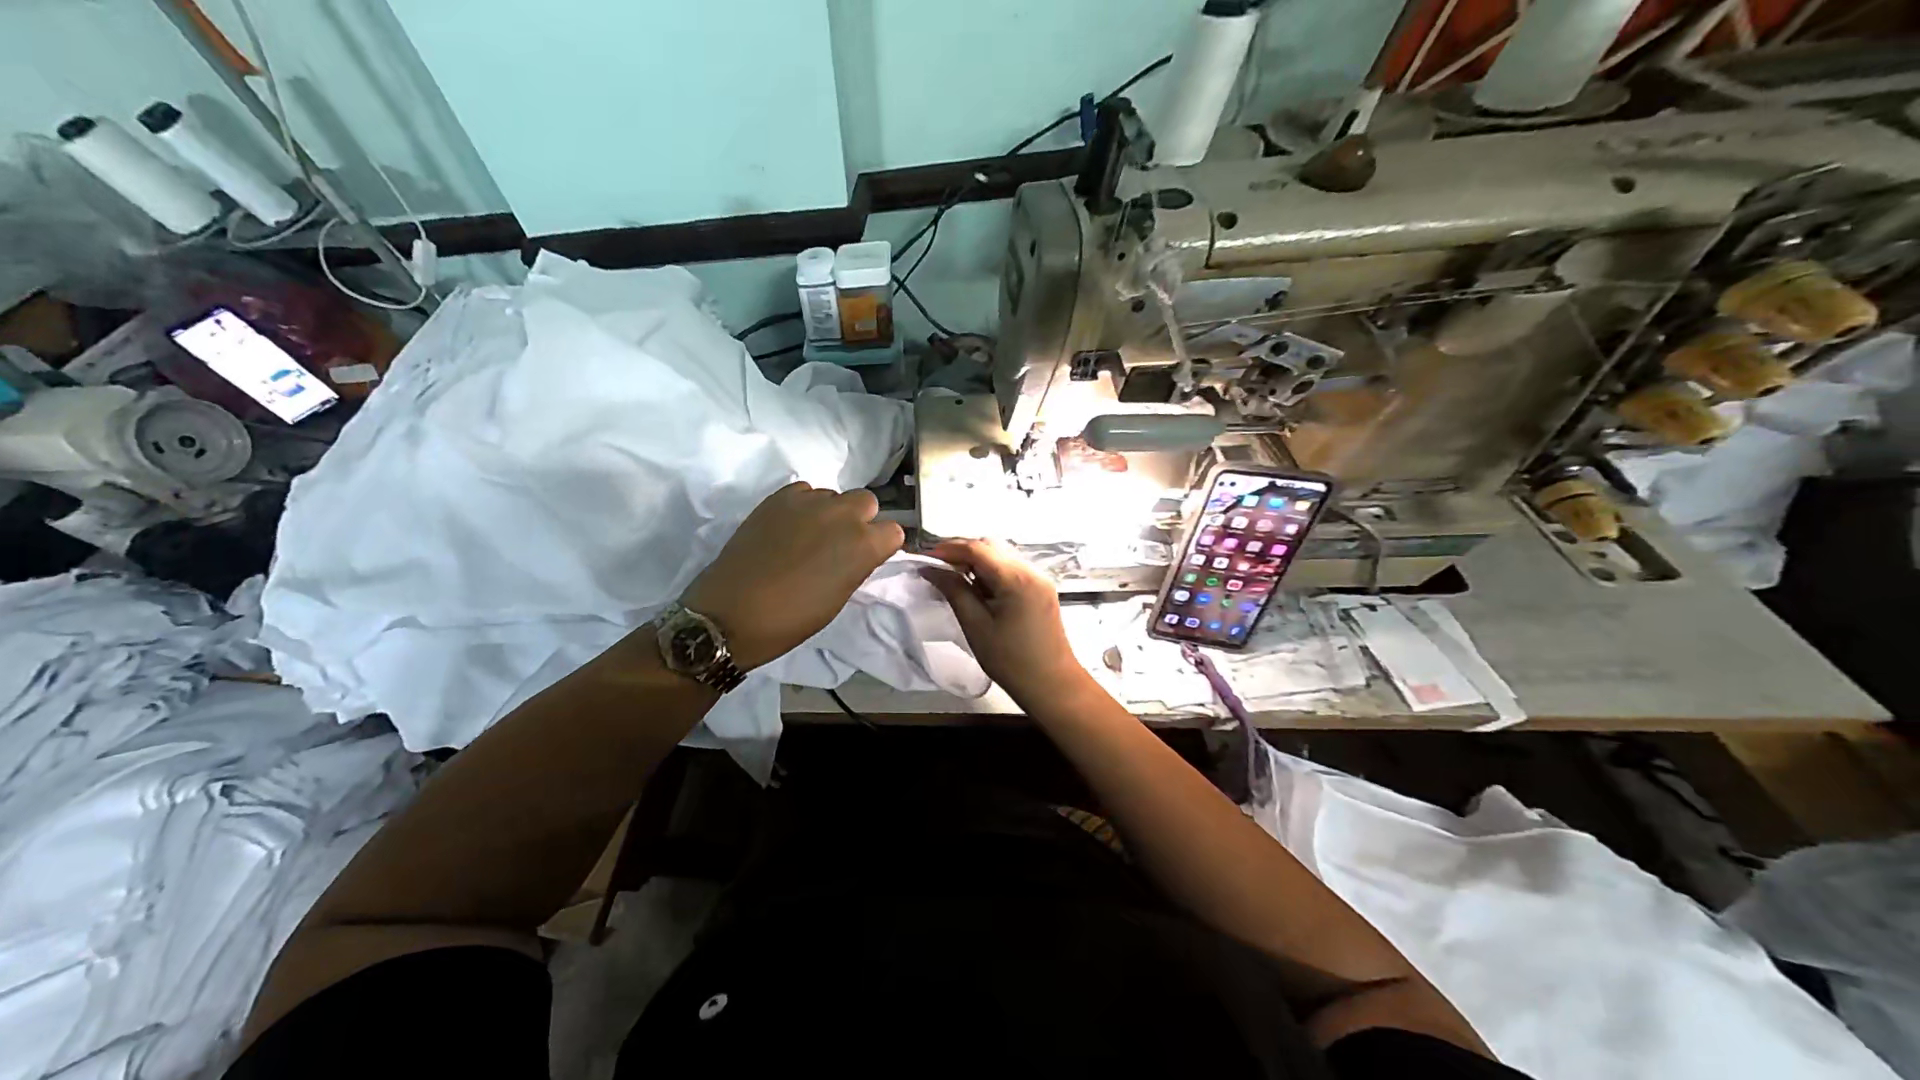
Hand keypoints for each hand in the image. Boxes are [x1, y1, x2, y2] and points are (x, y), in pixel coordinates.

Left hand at [682, 482, 903, 669]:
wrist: (732, 612)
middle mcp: (842, 514)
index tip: (867, 558)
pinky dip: (802, 506)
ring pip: (834, 495)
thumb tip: (858, 551)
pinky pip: (804, 491)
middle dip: (860, 519)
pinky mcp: (778, 498)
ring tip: (808, 537)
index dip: (880, 544)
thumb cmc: (793, 618)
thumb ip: (857, 564)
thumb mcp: (839, 596)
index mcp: (864, 544)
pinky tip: (788, 528)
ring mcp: (809, 501)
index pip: (893, 531)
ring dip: (829, 511)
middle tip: (838, 544)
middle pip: (866, 501)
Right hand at [922, 538, 1087, 704]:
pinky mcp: (1042, 588)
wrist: (1051, 684)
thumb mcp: (975, 625)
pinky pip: (1012, 568)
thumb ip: (954, 591)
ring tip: (956, 579)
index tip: (926, 558)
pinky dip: (992, 571)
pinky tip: (979, 589)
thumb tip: (931, 569)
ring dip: (977, 561)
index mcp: (1015, 578)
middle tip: (939, 568)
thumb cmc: (1010, 660)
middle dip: (962, 552)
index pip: (977, 548)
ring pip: (1002, 554)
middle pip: (991, 546)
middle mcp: (1031, 570)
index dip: (949, 549)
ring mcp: (1040, 578)